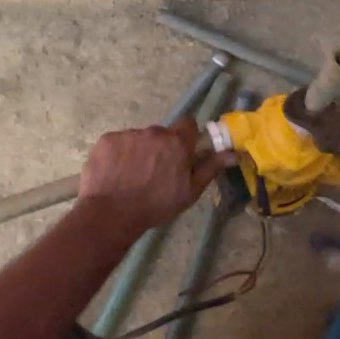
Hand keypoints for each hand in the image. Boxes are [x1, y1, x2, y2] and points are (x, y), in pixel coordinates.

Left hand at [76, 119, 228, 235]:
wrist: (111, 214)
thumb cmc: (156, 205)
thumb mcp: (190, 191)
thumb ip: (210, 167)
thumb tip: (233, 154)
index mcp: (177, 142)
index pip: (188, 124)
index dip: (186, 138)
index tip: (181, 154)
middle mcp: (154, 132)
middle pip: (162, 134)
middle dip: (161, 148)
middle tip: (155, 172)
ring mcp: (128, 134)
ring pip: (139, 139)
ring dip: (139, 151)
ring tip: (132, 176)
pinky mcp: (106, 140)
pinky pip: (117, 143)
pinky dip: (118, 155)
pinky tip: (115, 174)